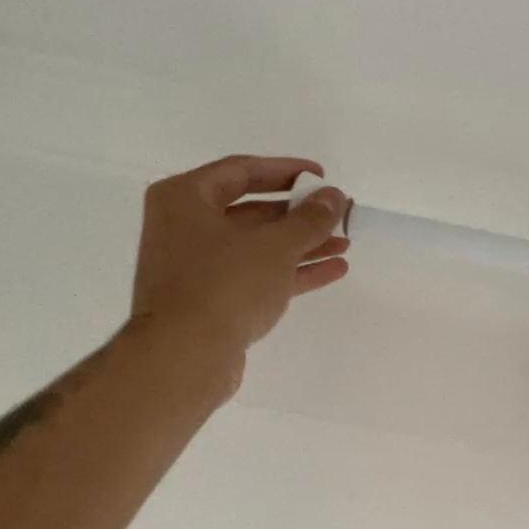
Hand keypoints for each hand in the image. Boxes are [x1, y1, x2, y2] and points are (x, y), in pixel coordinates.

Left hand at [127, 155, 349, 388]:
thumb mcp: (275, 246)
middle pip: (252, 212)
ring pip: (258, 248)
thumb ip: (309, 219)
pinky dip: (291, 273)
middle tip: (337, 215)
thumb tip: (334, 197)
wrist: (185, 357)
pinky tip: (331, 270)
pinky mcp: (212, 302)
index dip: (286, 171)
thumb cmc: (224, 286)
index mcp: (185, 199)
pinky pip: (257, 277)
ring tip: (344, 245)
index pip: (242, 171)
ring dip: (301, 246)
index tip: (320, 176)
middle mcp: (185, 228)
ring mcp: (197, 268)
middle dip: (299, 216)